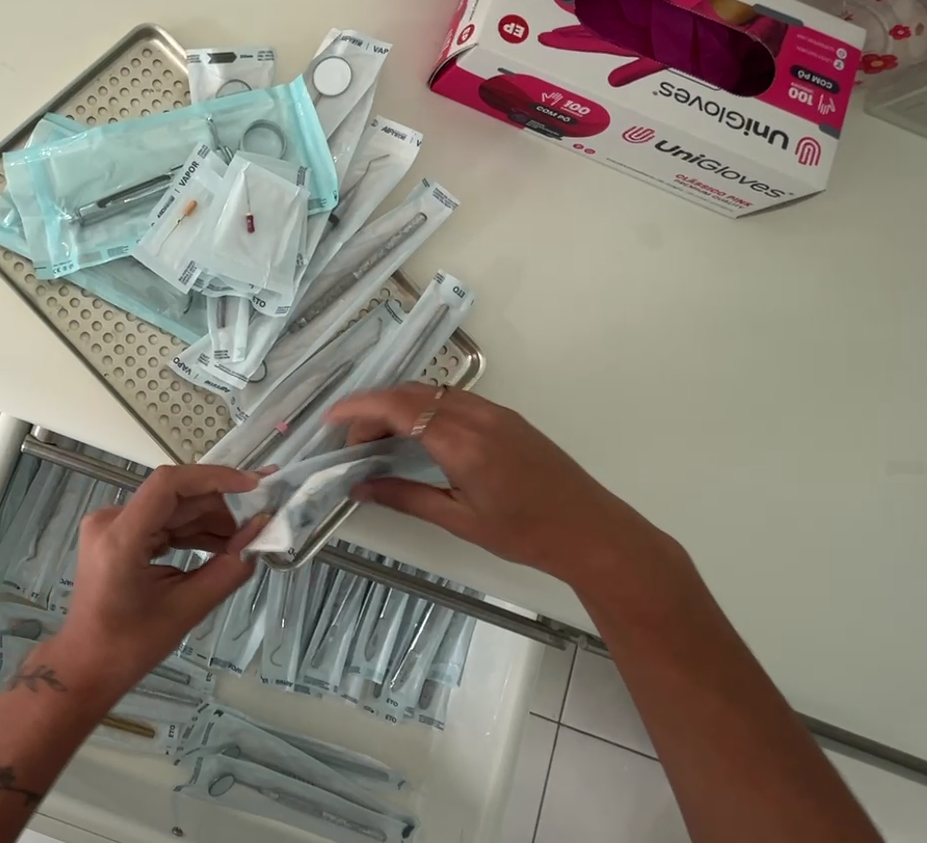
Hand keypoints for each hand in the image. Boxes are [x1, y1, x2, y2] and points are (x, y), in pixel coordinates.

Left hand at [54, 465, 265, 697]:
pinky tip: (220, 543)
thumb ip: (227, 569)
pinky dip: (190, 530)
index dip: (214, 478)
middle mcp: (109, 520)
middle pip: (173, 496)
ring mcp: (110, 525)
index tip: (252, 486)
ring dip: (208, 519)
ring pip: (170, 507)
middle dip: (219, 505)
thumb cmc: (130, 646)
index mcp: (120, 538)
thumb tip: (260, 535)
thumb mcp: (186, 610)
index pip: (169, 484)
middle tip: (258, 519)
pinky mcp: (116, 534)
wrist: (88, 663)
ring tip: (244, 538)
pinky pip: (159, 521)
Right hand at [327, 383, 671, 589]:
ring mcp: (494, 412)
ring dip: (397, 406)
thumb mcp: (459, 520)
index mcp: (463, 444)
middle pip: (410, 394)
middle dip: (372, 409)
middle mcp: (477, 417)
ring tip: (377, 438)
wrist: (594, 533)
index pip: (399, 408)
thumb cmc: (526, 534)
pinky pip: (452, 398)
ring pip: (431, 392)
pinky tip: (414, 433)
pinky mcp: (505, 417)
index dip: (359, 408)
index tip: (332, 419)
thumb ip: (405, 498)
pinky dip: (421, 407)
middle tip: (352, 442)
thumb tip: (358, 488)